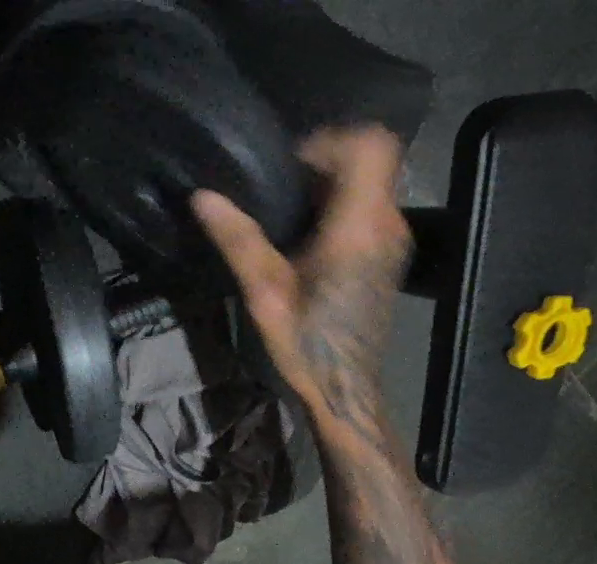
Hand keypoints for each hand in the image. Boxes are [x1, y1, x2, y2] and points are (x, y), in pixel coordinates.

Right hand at [191, 127, 409, 418]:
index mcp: (360, 225)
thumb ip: (238, 239)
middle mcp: (387, 223)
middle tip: (280, 190)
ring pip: (372, 183)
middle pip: (370, 159)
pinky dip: (341, 208)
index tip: (288, 167)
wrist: (344, 388)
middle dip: (325, 162)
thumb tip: (202, 197)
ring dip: (332, 186)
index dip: (329, 142)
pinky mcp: (389, 255)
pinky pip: (370, 208)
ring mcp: (394, 239)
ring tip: (289, 215)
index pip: (369, 145)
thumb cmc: (305, 343)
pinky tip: (307, 240)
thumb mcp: (264, 292)